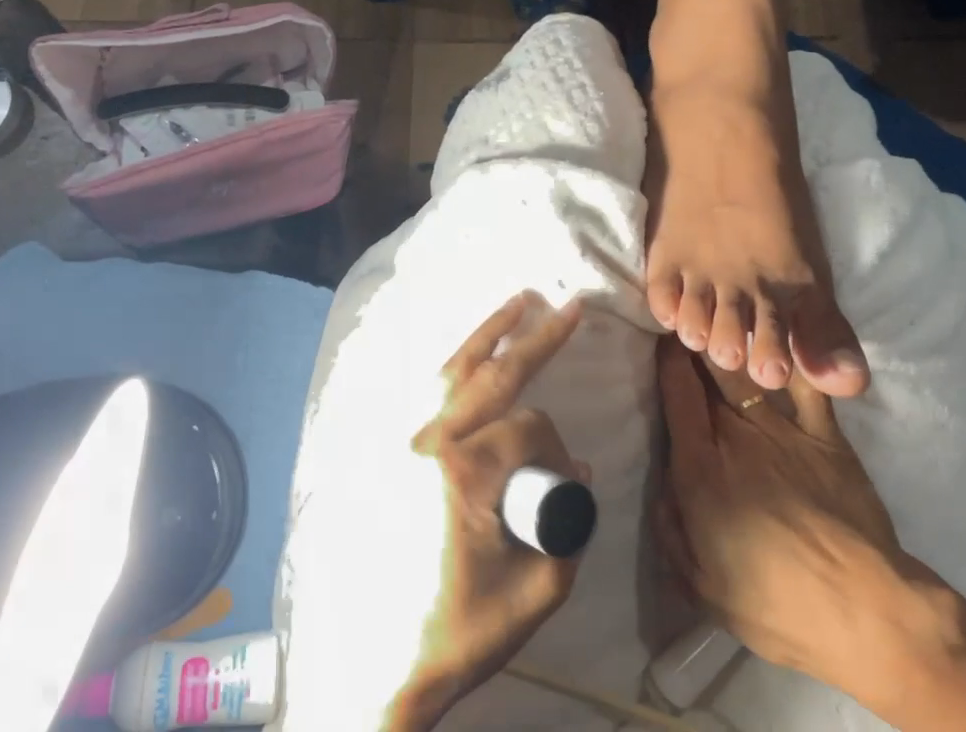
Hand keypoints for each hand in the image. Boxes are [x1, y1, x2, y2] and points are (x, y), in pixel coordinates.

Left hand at [386, 294, 589, 730]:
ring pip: (449, 372)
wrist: (388, 662)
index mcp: (464, 473)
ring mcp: (400, 446)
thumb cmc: (467, 630)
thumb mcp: (542, 587)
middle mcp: (427, 445)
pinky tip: (471, 356)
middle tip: (568, 306)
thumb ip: (571, 523)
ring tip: (517, 303)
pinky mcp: (386, 457)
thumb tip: (579, 465)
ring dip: (487, 335)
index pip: (530, 428)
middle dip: (535, 338)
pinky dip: (454, 366)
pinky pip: (424, 397)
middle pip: (490, 375)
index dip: (558, 452)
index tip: (567, 482)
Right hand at [652, 337, 921, 701]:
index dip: (667, 360)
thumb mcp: (698, 582)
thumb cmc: (771, 604)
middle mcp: (737, 437)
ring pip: (751, 370)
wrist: (862, 609)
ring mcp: (785, 431)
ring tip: (729, 317)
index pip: (676, 396)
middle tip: (692, 316)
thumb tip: (662, 489)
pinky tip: (784, 337)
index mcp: (699, 469)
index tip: (663, 336)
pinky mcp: (827, 438)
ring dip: (736, 340)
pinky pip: (806, 387)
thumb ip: (670, 529)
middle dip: (697, 340)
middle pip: (709, 374)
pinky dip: (793, 358)